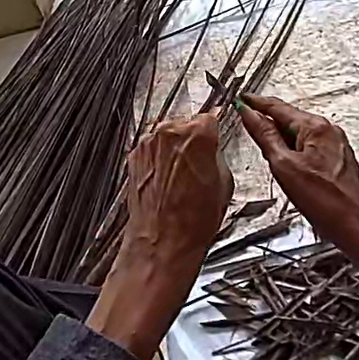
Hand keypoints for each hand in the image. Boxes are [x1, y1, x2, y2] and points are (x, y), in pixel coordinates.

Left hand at [87, 114, 233, 359]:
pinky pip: (152, 150)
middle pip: (185, 125)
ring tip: (182, 178)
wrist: (162, 241)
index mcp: (198, 133)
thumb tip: (211, 148)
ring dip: (173, 150)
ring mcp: (149, 143)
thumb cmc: (193, 219)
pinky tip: (168, 183)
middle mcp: (169, 132)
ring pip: (166, 136)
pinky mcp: (134, 156)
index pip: (210, 118)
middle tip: (199, 166)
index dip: (213, 132)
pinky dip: (159, 160)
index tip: (214, 139)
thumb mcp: (224, 183)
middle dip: (192, 141)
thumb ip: (216, 155)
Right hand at [237, 94, 358, 277]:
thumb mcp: (283, 166)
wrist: (355, 228)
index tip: (241, 99)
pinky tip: (285, 160)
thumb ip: (264, 136)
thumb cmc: (325, 201)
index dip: (256, 102)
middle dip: (267, 120)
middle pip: (289, 118)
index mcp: (316, 127)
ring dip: (280, 135)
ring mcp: (335, 144)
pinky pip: (309, 144)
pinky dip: (293, 147)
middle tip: (246, 121)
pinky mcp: (337, 158)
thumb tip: (249, 114)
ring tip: (263, 145)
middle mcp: (329, 130)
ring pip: (299, 132)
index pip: (278, 107)